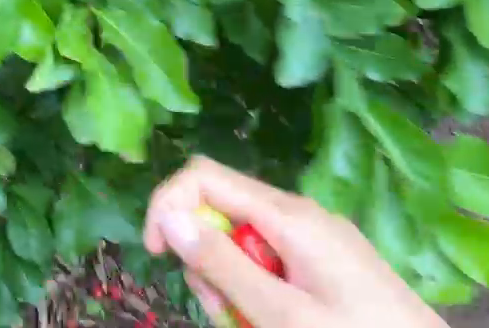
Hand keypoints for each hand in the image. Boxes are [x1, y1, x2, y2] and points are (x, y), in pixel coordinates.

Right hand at [144, 156, 446, 327]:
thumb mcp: (284, 318)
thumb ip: (223, 266)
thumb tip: (166, 215)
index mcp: (289, 215)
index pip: (202, 176)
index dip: (167, 204)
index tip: (157, 255)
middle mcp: (300, 213)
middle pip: (220, 207)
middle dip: (203, 254)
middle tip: (218, 311)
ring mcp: (319, 236)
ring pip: (243, 237)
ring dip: (230, 278)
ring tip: (250, 325)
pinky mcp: (331, 262)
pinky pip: (272, 257)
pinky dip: (258, 286)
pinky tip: (274, 322)